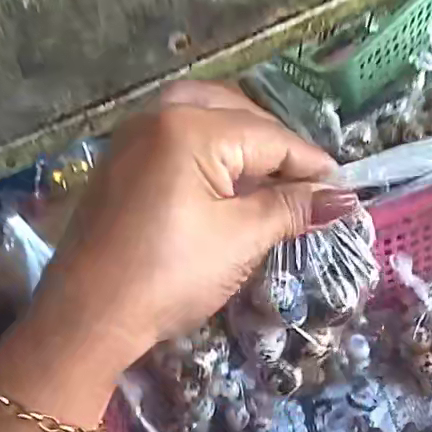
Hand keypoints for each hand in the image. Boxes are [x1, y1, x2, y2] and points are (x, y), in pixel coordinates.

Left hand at [19, 82, 345, 381]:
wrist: (87, 316)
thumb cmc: (168, 277)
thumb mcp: (239, 241)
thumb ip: (290, 209)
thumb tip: (341, 198)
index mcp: (189, 127)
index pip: (269, 137)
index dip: (310, 164)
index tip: (343, 188)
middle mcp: (157, 117)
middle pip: (235, 114)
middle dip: (274, 146)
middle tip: (303, 185)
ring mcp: (131, 139)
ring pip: (201, 119)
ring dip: (240, 142)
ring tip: (266, 178)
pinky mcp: (118, 165)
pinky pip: (174, 140)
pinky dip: (206, 153)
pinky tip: (220, 184)